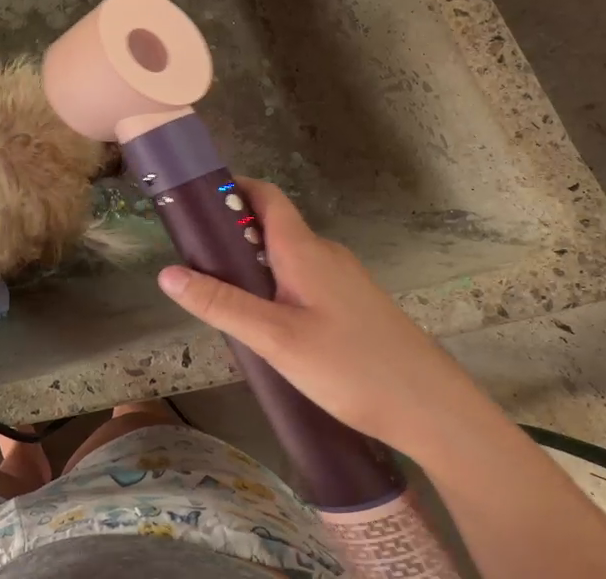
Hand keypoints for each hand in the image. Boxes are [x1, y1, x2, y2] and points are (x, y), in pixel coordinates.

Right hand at [155, 179, 484, 456]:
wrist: (439, 416)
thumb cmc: (353, 368)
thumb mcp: (275, 339)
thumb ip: (220, 304)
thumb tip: (166, 273)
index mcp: (304, 250)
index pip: (265, 196)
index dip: (229, 188)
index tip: (193, 202)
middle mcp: (325, 255)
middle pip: (270, 227)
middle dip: (229, 236)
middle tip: (194, 265)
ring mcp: (344, 282)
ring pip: (285, 259)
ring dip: (250, 268)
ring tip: (222, 303)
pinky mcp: (355, 309)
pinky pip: (303, 283)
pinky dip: (274, 290)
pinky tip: (266, 330)